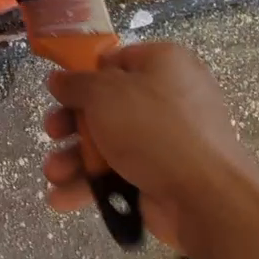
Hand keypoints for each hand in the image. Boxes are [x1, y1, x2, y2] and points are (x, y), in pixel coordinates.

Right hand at [41, 41, 258, 250]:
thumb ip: (75, 84)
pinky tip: (62, 197)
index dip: (84, 75)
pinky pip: (119, 173)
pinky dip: (91, 184)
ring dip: (74, 159)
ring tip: (54, 174)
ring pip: (108, 143)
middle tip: (52, 133)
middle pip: (105, 105)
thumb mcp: (103, 93)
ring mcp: (166, 141)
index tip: (60, 91)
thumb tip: (59, 80)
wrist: (206, 197)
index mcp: (163, 64)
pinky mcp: (162, 176)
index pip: (115, 61)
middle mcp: (167, 98)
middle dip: (70, 125)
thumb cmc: (153, 128)